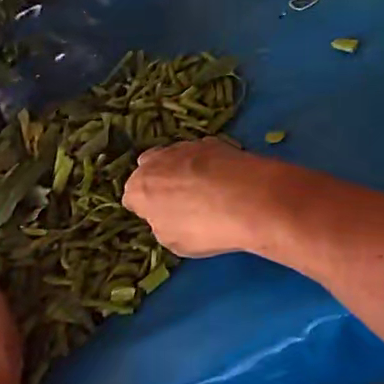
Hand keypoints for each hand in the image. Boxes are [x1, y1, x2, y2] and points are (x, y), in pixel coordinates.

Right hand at [122, 138, 287, 257]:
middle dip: (159, 181)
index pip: (132, 197)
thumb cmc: (205, 229)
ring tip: (206, 191)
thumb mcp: (174, 242)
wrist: (251, 200)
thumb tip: (166, 215)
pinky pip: (202, 154)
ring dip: (183, 170)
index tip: (160, 217)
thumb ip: (161, 224)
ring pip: (175, 157)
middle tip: (179, 201)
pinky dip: (208, 164)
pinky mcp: (213, 141)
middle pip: (149, 168)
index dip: (146, 208)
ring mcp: (185, 146)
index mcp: (139, 189)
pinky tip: (224, 180)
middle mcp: (156, 161)